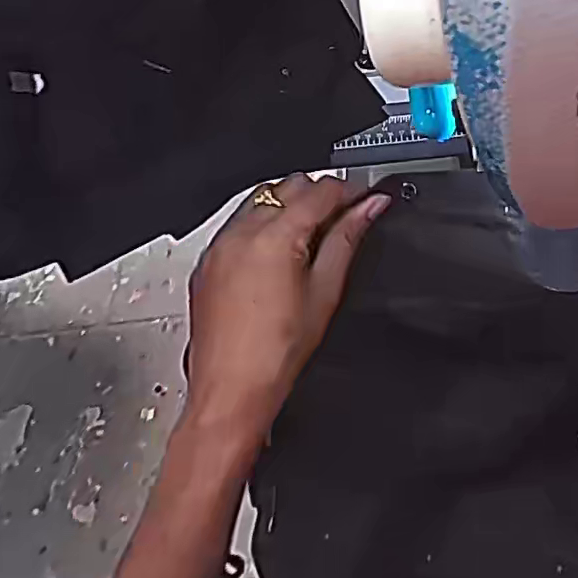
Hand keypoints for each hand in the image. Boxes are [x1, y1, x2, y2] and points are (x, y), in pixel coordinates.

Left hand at [183, 174, 389, 437]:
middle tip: (346, 216)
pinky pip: (240, 221)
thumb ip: (348, 238)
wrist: (230, 391)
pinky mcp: (208, 260)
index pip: (320, 191)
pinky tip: (281, 250)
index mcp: (274, 238)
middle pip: (291, 186)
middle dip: (322, 194)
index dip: (350, 191)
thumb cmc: (275, 352)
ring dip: (292, 205)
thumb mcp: (326, 289)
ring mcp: (220, 246)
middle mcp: (241, 233)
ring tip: (314, 236)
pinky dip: (265, 223)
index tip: (365, 198)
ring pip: (263, 198)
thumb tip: (370, 208)